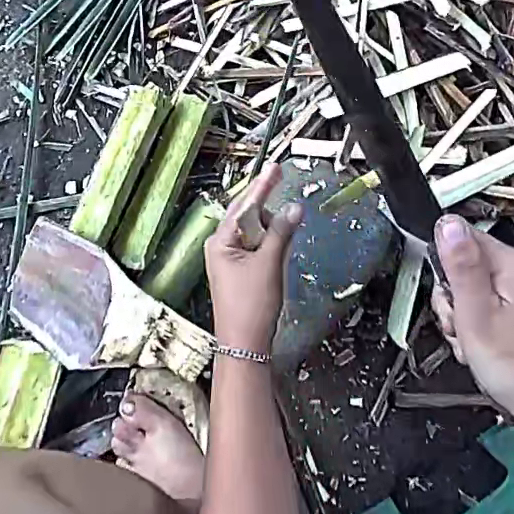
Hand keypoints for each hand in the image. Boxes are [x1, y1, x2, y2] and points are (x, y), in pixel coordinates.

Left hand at [205, 167, 304, 352]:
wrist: (245, 345)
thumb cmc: (250, 306)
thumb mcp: (269, 263)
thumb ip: (282, 231)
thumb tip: (294, 208)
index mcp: (220, 241)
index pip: (244, 205)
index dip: (262, 185)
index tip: (274, 168)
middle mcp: (221, 246)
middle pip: (248, 216)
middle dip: (268, 210)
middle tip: (286, 199)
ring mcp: (229, 259)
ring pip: (255, 232)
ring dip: (271, 231)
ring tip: (281, 244)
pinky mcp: (240, 271)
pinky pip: (257, 247)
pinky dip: (270, 244)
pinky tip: (279, 250)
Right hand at [430, 214, 513, 426]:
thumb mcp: (476, 314)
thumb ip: (460, 266)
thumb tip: (446, 220)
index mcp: (511, 264)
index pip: (461, 238)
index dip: (444, 267)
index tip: (449, 299)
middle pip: (465, 267)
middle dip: (453, 300)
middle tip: (461, 329)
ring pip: (472, 294)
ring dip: (462, 320)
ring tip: (473, 346)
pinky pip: (486, 312)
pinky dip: (477, 332)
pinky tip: (483, 353)